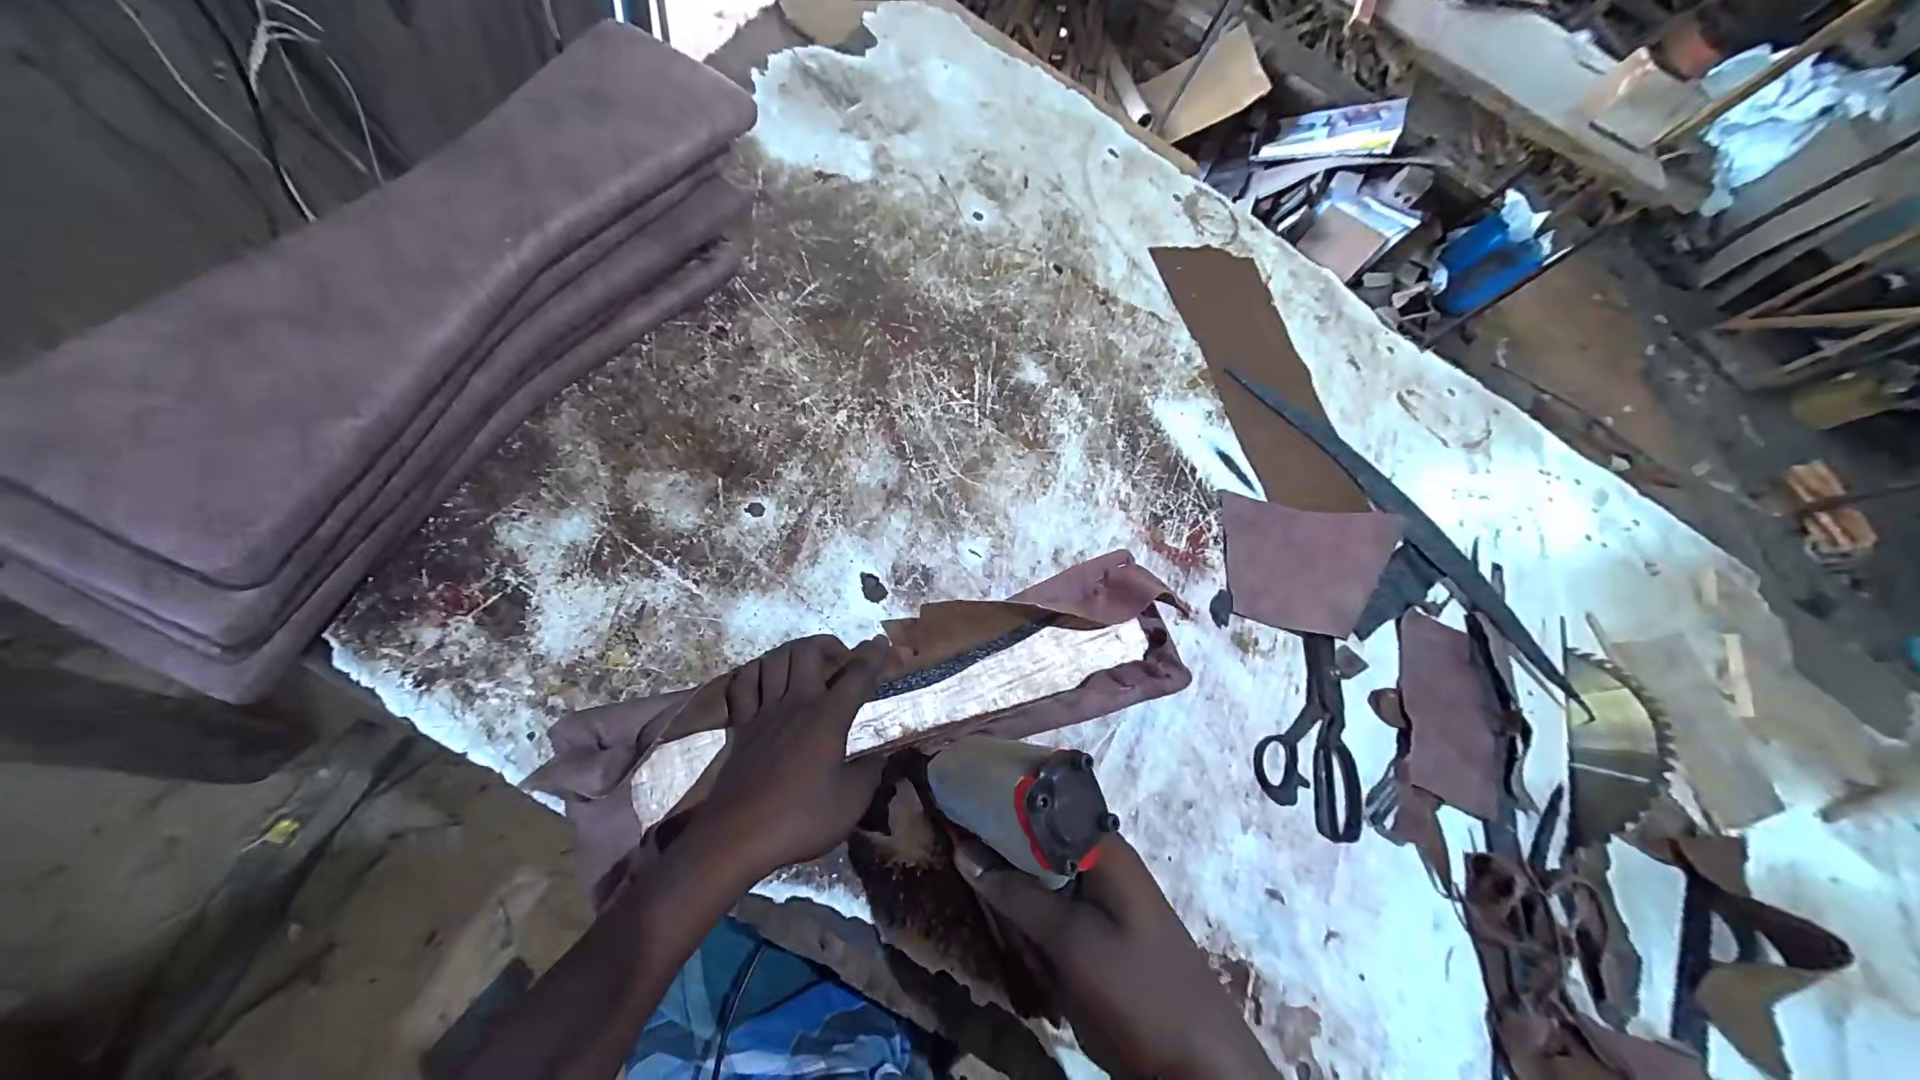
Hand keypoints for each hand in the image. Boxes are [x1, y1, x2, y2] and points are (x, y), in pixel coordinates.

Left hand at [684, 634, 889, 880]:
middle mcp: (795, 704)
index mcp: (827, 718)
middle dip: (828, 645)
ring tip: (806, 665)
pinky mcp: (739, 727)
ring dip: (793, 654)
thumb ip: (870, 773)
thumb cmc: (800, 818)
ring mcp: (763, 712)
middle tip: (841, 658)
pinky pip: (742, 684)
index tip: (881, 642)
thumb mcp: (851, 802)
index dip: (873, 655)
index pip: (856, 675)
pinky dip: (755, 673)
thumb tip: (878, 758)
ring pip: (774, 660)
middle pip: (808, 651)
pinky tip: (765, 679)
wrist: (736, 837)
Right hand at [954, 833, 1279, 1079]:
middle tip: (965, 872)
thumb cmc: (1138, 993)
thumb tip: (964, 848)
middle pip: (1033, 844)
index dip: (994, 804)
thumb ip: (1016, 894)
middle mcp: (1101, 864)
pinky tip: (1030, 959)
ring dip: (1016, 907)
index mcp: (1101, 848)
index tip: (951, 806)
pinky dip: (1033, 933)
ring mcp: (1102, 901)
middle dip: (1000, 862)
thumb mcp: (1070, 942)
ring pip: (1038, 884)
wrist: (1204, 1071)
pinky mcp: (1099, 935)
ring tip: (1008, 933)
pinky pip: (1052, 917)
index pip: (1037, 805)